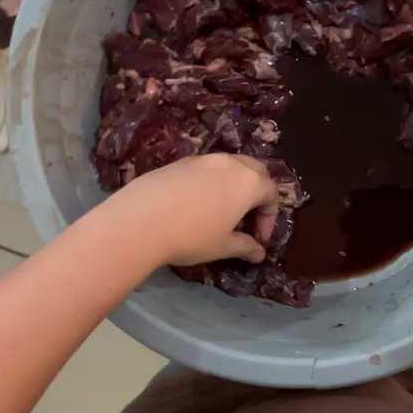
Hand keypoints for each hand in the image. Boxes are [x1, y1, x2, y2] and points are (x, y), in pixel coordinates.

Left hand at [104, 154, 279, 266]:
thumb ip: (245, 246)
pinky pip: (204, 169)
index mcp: (249, 182)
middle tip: (247, 216)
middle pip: (255, 170)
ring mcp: (203, 159)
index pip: (271, 194)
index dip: (269, 217)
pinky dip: (210, 182)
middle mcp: (229, 164)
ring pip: (228, 166)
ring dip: (233, 185)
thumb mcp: (223, 246)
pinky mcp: (179, 162)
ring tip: (222, 210)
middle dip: (257, 192)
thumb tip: (260, 253)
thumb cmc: (192, 236)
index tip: (258, 239)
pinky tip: (194, 205)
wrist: (140, 221)